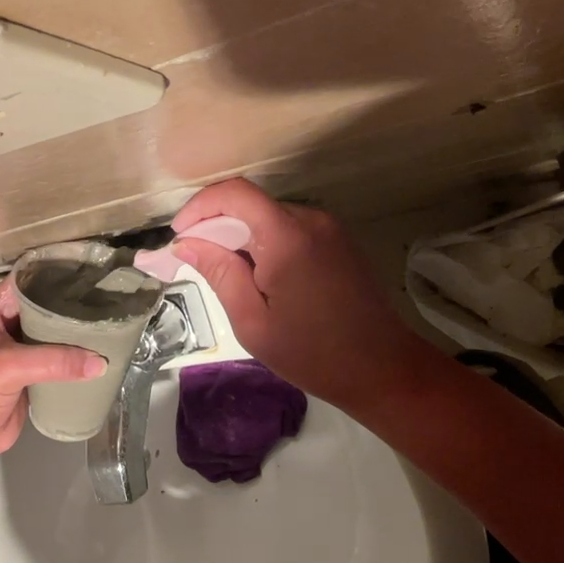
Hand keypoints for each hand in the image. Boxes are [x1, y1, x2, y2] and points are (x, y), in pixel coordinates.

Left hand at [0, 277, 105, 464]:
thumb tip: (100, 362)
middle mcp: (7, 322)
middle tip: (103, 293)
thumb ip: (56, 361)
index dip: (52, 271)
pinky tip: (96, 345)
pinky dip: (73, 351)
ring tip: (105, 316)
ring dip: (72, 327)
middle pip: (42, 302)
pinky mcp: (31, 369)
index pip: (26, 278)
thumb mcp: (12, 367)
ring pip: (51, 328)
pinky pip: (56, 353)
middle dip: (69, 300)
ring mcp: (20, 346)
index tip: (85, 268)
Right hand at [172, 178, 433, 410]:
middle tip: (195, 260)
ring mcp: (329, 227)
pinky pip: (291, 228)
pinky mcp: (339, 240)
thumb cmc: (314, 353)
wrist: (384, 369)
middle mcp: (310, 219)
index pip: (235, 193)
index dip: (200, 206)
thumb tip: (186, 243)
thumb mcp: (253, 321)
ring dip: (243, 235)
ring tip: (229, 275)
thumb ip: (219, 273)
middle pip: (251, 204)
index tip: (180, 235)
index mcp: (287, 236)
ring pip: (270, 216)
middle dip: (217, 225)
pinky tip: (261, 277)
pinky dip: (267, 242)